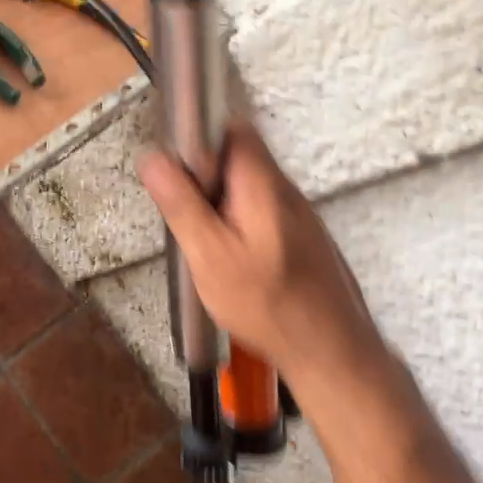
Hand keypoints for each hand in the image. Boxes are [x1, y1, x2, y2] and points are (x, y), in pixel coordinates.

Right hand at [136, 121, 382, 389]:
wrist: (331, 353)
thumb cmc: (266, 304)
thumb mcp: (209, 254)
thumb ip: (181, 203)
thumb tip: (152, 157)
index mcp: (263, 185)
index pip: (233, 129)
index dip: (199, 135)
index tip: (174, 164)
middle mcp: (286, 191)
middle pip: (238, 158)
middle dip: (204, 176)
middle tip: (185, 214)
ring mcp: (299, 215)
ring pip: (248, 187)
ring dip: (219, 203)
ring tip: (204, 243)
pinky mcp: (303, 238)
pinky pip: (260, 212)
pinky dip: (237, 223)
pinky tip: (230, 260)